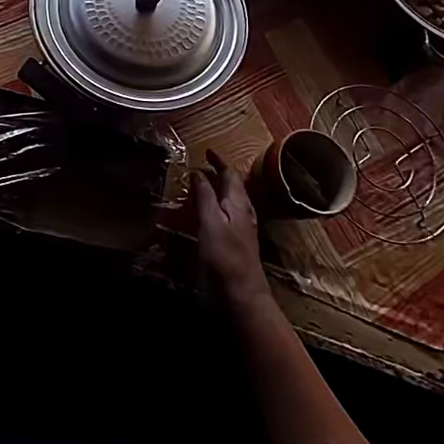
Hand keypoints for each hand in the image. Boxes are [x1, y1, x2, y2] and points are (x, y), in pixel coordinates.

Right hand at [194, 149, 270, 308]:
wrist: (244, 292)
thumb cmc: (225, 256)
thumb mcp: (210, 223)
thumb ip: (204, 196)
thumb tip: (198, 172)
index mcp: (237, 203)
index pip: (230, 174)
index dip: (219, 161)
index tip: (207, 151)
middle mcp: (245, 210)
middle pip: (235, 185)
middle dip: (221, 172)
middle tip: (204, 165)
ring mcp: (245, 226)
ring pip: (235, 198)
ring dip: (222, 187)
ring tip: (207, 183)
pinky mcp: (242, 239)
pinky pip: (232, 211)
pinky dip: (222, 202)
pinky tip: (215, 212)